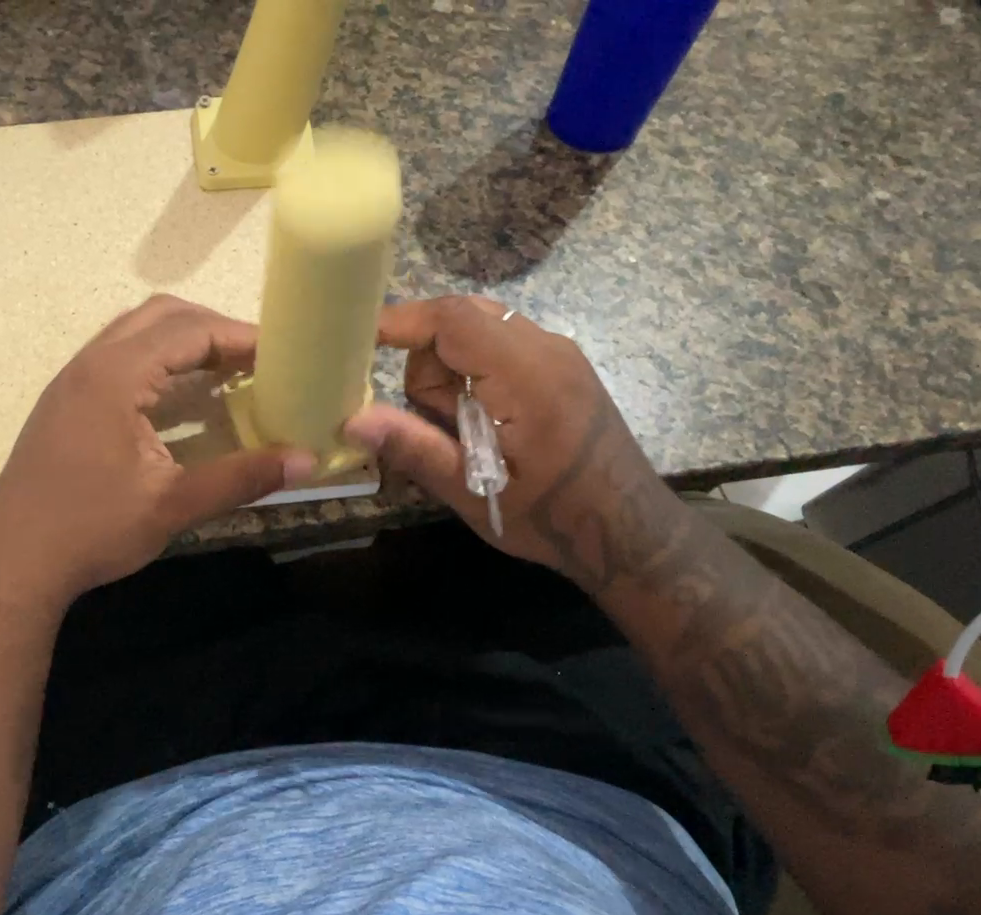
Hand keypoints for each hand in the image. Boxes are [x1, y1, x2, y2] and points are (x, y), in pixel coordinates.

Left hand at [0, 295, 316, 608]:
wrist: (13, 561)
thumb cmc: (91, 530)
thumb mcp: (173, 504)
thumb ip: (241, 477)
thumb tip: (307, 461)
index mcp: (115, 375)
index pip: (190, 330)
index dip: (240, 336)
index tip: (283, 353)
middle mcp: (89, 363)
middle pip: (161, 316)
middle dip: (213, 328)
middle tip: (256, 358)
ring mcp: (70, 380)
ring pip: (134, 332)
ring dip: (181, 341)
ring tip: (224, 371)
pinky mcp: (63, 403)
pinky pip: (116, 356)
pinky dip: (156, 360)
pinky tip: (176, 398)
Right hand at [344, 295, 672, 590]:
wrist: (626, 530)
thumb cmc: (550, 517)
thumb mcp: (474, 493)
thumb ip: (415, 448)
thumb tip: (353, 421)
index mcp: (526, 376)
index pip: (452, 318)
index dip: (401, 321)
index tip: (357, 341)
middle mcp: (547, 348)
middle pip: (460, 319)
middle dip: (429, 361)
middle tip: (437, 424)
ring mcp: (559, 353)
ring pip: (478, 332)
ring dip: (453, 373)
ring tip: (465, 434)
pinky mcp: (563, 366)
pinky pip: (500, 348)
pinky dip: (476, 374)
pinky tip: (483, 423)